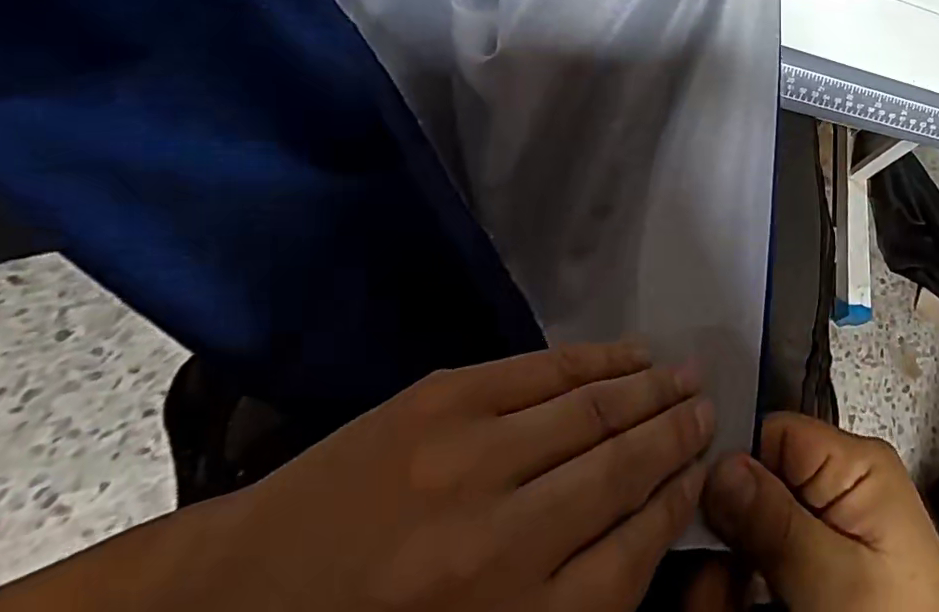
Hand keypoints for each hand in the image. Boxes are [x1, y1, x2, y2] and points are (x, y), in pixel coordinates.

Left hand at [0, 342, 714, 611]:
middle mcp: (504, 539)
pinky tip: (631, 352)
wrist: (228, 607)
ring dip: (651, 389)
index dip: (680, 496)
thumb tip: (652, 518)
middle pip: (625, 467)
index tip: (705, 465)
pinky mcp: (440, 401)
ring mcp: (470, 457)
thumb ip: (574, 599)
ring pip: (596, 410)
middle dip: (677, 433)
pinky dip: (598, 358)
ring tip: (686, 374)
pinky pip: (545, 370)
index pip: (638, 546)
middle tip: (710, 406)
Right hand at [700, 413, 938, 611]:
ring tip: (721, 601)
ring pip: (753, 524)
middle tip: (715, 584)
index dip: (734, 464)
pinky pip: (765, 555)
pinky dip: (742, 584)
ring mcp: (826, 522)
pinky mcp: (815, 559)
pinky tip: (732, 603)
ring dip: (728, 568)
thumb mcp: (835, 578)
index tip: (701, 508)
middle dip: (729, 531)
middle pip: (759, 481)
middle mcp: (839, 481)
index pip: (775, 433)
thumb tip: (720, 466)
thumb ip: (776, 521)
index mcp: (856, 463)